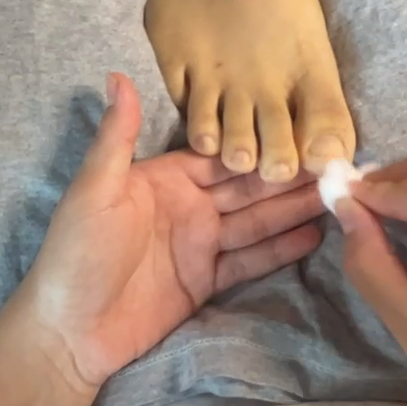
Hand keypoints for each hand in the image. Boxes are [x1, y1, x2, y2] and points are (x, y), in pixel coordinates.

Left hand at [12, 73, 327, 391]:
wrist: (69, 331)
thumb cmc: (77, 253)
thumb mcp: (95, 190)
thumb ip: (116, 137)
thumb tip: (117, 74)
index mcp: (164, 178)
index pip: (221, 155)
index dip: (259, 144)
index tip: (303, 132)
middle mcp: (187, 205)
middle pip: (246, 187)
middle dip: (287, 176)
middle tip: (336, 165)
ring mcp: (198, 244)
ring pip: (254, 221)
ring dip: (292, 209)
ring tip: (337, 197)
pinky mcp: (204, 281)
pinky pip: (248, 261)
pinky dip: (279, 249)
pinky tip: (313, 235)